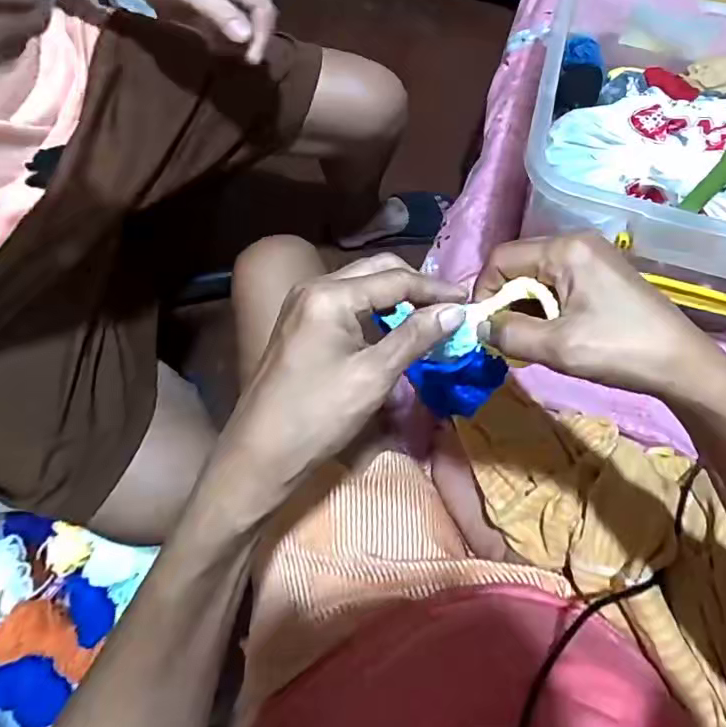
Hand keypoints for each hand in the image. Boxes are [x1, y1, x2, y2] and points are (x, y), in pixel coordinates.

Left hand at [71, 0, 278, 63]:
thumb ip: (218, 12)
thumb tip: (246, 38)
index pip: (264, 9)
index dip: (261, 35)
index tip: (251, 59)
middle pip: (260, 19)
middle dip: (254, 41)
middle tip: (243, 64)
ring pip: (248, 27)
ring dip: (243, 45)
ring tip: (234, 61)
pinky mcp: (218, 9)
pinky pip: (231, 30)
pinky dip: (228, 43)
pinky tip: (220, 53)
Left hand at [221, 254, 466, 498]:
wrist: (257, 456)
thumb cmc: (317, 416)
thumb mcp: (374, 375)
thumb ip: (416, 336)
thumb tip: (456, 311)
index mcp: (330, 295)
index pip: (395, 279)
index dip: (435, 289)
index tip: (468, 301)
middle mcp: (314, 287)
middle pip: (378, 270)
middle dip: (416, 286)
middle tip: (449, 307)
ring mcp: (304, 303)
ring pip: (363, 283)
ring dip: (397, 296)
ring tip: (429, 316)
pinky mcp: (302, 321)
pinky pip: (349, 301)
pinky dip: (377, 309)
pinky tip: (395, 327)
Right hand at [474, 234, 725, 402]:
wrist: (683, 363)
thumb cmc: (620, 349)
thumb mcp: (558, 348)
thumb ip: (510, 333)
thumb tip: (479, 326)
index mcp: (565, 249)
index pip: (501, 258)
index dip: (484, 292)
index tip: (486, 330)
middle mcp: (577, 241)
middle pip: (519, 264)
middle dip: (506, 301)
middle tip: (509, 340)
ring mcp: (593, 256)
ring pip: (538, 276)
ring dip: (527, 307)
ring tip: (533, 342)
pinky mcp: (603, 273)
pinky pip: (559, 282)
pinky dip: (548, 307)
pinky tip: (555, 335)